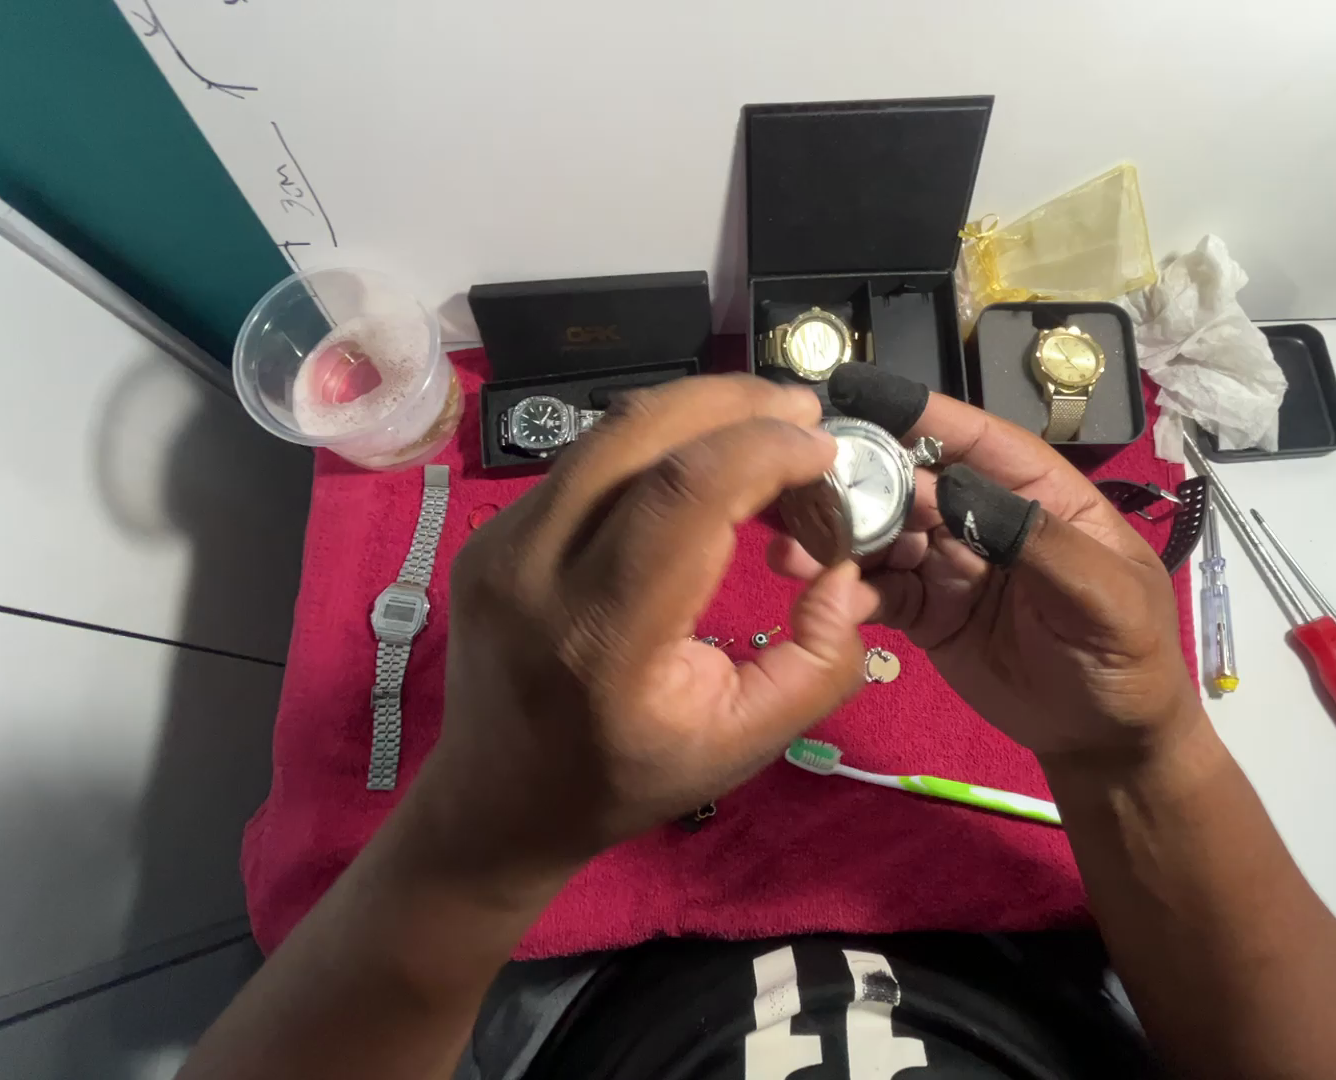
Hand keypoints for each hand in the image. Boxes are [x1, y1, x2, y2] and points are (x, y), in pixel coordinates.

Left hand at [403, 376, 874, 886]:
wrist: (498, 798)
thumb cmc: (623, 778)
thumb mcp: (743, 743)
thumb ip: (819, 661)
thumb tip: (842, 570)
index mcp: (600, 637)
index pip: (684, 494)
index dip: (764, 450)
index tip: (824, 452)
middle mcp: (535, 570)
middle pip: (641, 433)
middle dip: (735, 403)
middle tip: (801, 413)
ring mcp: (500, 542)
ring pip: (611, 431)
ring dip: (698, 412)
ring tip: (763, 429)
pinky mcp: (493, 531)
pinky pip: (589, 459)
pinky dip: (659, 442)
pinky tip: (701, 463)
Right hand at [770, 383, 1198, 773]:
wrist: (1101, 739)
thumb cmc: (1124, 657)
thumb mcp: (1103, 595)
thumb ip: (1035, 539)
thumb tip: (954, 484)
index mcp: (1037, 496)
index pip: (976, 442)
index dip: (920, 414)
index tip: (859, 392)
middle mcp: (983, 520)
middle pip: (912, 486)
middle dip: (858, 483)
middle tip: (800, 487)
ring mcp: (948, 566)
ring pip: (884, 538)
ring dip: (839, 540)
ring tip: (791, 549)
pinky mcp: (924, 611)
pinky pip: (878, 591)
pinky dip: (847, 591)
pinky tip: (819, 595)